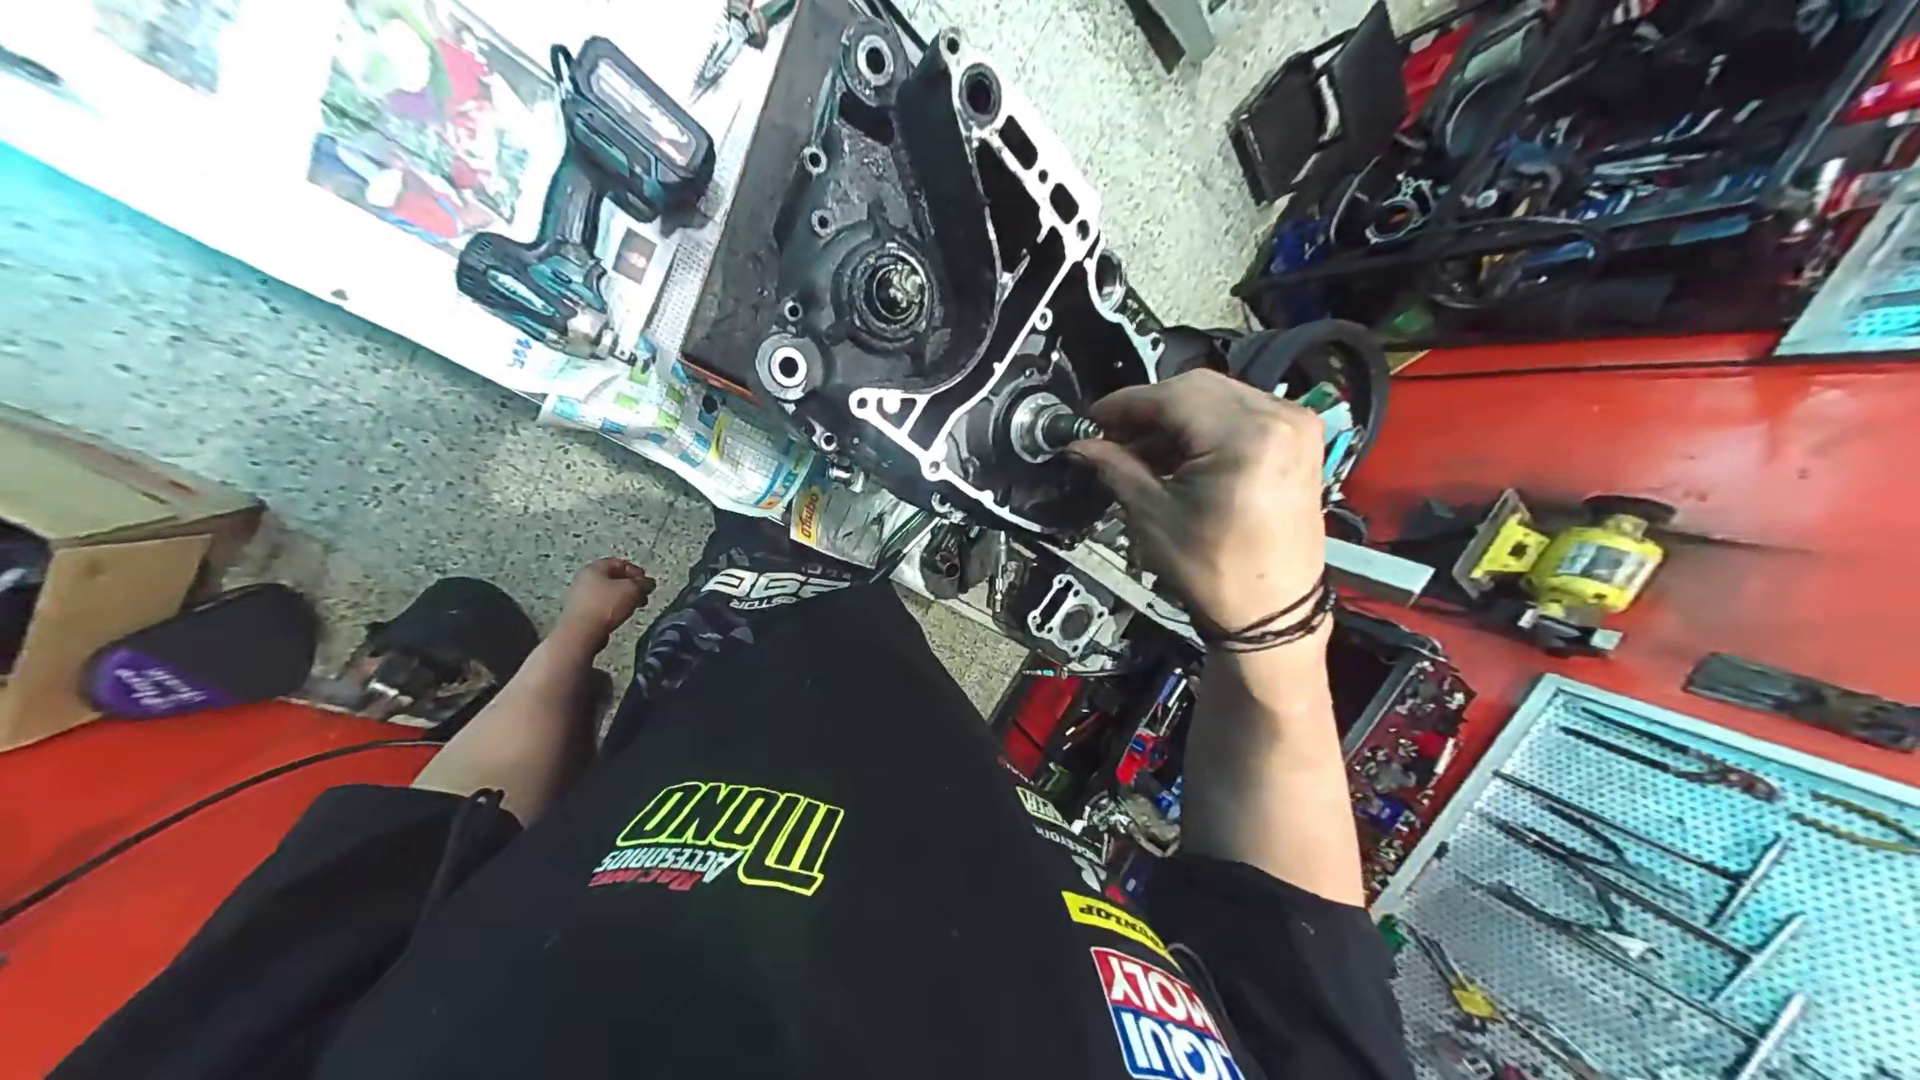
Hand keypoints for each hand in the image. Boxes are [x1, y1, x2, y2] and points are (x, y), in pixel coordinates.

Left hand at [557, 557, 654, 642]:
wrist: (582, 632)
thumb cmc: (607, 605)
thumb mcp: (633, 590)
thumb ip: (644, 583)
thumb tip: (649, 583)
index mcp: (594, 569)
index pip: (619, 563)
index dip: (636, 571)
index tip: (647, 583)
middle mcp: (583, 580)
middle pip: (612, 578)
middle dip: (631, 586)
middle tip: (643, 595)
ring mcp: (579, 597)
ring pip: (608, 593)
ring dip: (624, 598)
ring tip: (635, 607)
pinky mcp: (579, 612)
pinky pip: (601, 605)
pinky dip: (613, 608)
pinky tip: (621, 615)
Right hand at [1071, 370, 1325, 634]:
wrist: (1274, 611)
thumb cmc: (1215, 572)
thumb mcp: (1153, 516)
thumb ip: (1115, 467)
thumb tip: (1080, 444)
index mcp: (1245, 436)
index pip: (1171, 396)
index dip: (1124, 404)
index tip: (1092, 419)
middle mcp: (1279, 417)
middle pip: (1196, 388)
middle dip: (1148, 409)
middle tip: (1112, 435)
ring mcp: (1296, 425)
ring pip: (1217, 395)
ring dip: (1175, 416)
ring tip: (1141, 448)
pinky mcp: (1299, 439)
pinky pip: (1241, 411)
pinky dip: (1204, 424)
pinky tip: (1177, 451)